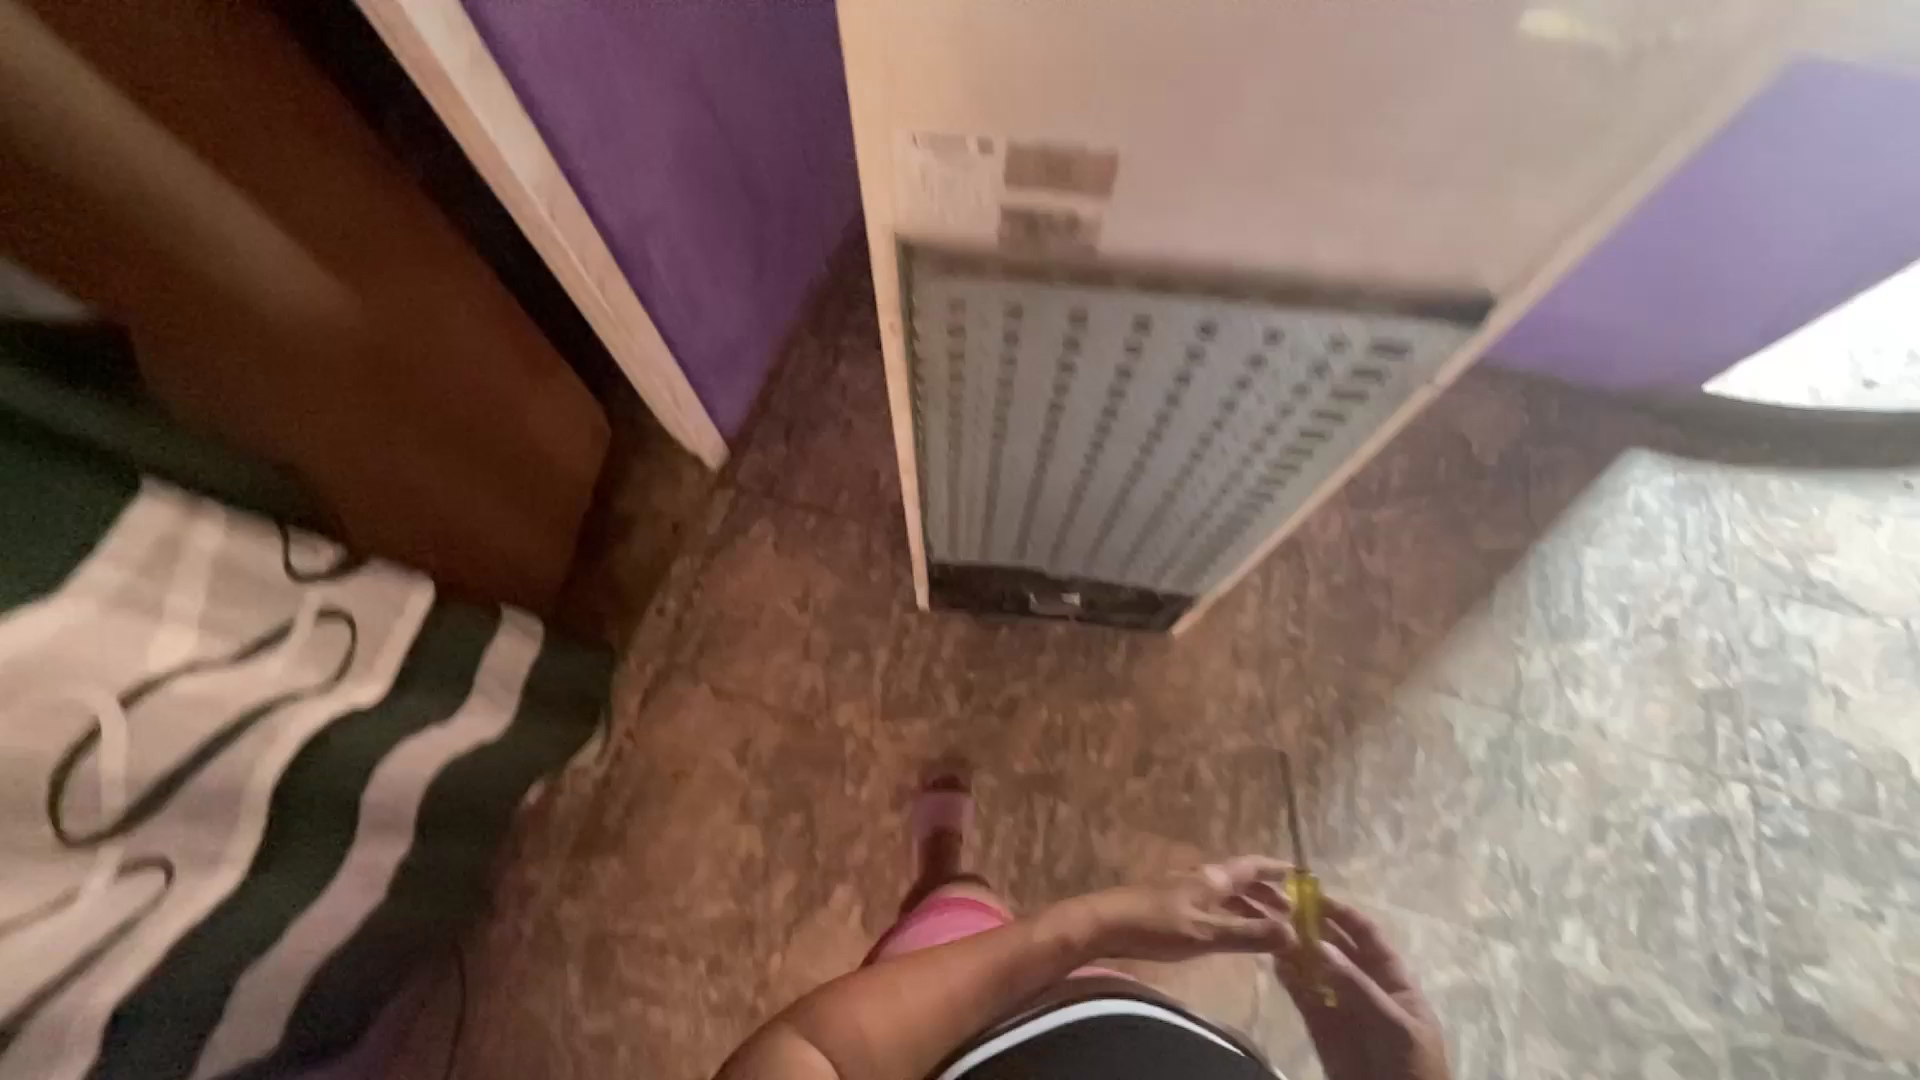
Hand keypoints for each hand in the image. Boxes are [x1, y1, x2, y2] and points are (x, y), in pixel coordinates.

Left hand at [1065, 855, 1295, 962]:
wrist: (1105, 922)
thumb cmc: (1155, 926)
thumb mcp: (1205, 934)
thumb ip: (1247, 934)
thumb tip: (1294, 933)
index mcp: (1210, 878)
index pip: (1250, 867)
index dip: (1275, 869)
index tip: (1301, 872)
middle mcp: (1198, 876)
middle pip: (1239, 879)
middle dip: (1266, 891)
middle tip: (1293, 910)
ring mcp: (1182, 888)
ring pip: (1224, 892)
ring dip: (1248, 904)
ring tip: (1269, 924)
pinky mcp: (1169, 903)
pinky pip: (1210, 903)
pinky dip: (1229, 913)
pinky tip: (1229, 930)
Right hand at [1257, 889, 1451, 1079]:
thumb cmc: (1413, 1070)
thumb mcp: (1395, 1026)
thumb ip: (1356, 985)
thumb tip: (1316, 942)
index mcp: (1393, 981)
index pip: (1367, 936)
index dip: (1343, 914)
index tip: (1313, 895)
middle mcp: (1364, 985)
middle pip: (1336, 946)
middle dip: (1312, 926)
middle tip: (1281, 907)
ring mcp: (1341, 1005)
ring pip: (1315, 967)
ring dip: (1295, 948)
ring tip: (1272, 930)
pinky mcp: (1320, 1024)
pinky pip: (1302, 993)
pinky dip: (1288, 977)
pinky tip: (1275, 962)